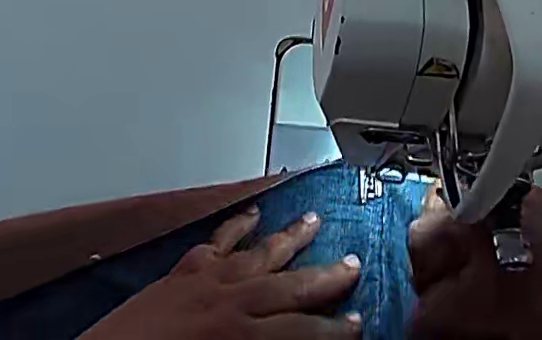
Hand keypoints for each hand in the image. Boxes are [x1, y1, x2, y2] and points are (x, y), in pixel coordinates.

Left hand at [81, 205, 364, 338]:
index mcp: (238, 335)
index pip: (300, 331)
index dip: (332, 330)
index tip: (356, 323)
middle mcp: (228, 299)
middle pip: (288, 285)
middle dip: (323, 276)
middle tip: (351, 263)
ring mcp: (207, 278)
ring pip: (259, 252)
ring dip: (288, 238)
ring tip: (313, 220)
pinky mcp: (185, 268)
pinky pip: (219, 240)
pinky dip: (238, 225)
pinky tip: (252, 214)